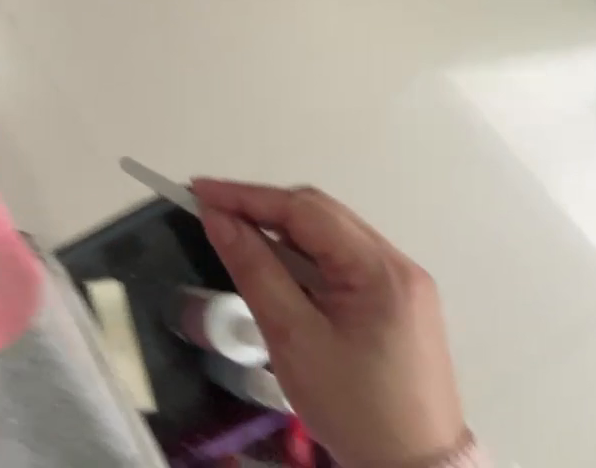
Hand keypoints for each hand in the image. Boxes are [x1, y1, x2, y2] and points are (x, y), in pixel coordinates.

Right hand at [192, 180, 469, 467]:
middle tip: (209, 211)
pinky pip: (337, 257)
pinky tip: (272, 264)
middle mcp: (397, 267)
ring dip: (277, 228)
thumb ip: (253, 268)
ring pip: (326, 233)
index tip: (196, 191)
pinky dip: (298, 251)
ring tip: (232, 235)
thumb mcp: (292, 336)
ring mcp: (400, 284)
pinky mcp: (393, 302)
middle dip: (260, 206)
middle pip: (318, 213)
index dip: (245, 196)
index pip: (303, 211)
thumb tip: (215, 217)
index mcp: (381, 272)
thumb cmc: (353, 406)